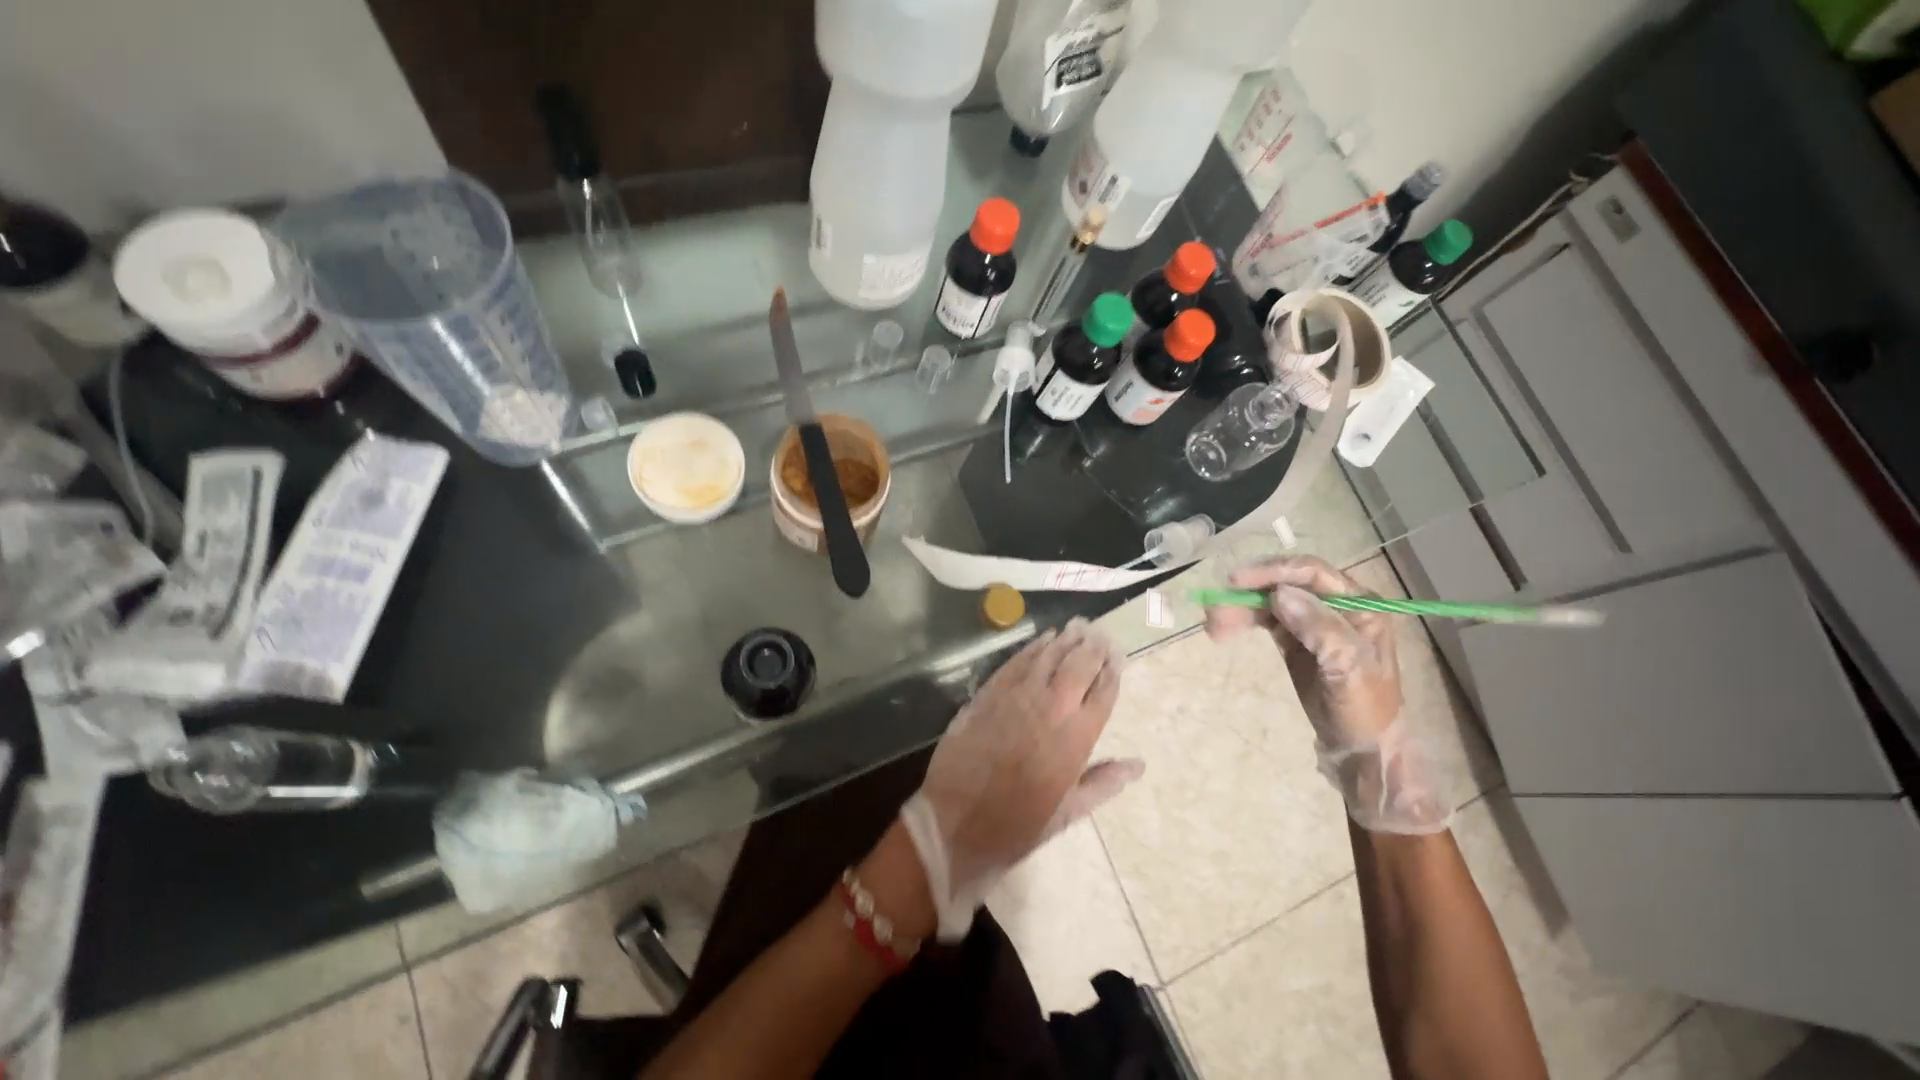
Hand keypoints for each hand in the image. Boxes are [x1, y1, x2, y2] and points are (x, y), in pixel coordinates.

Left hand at [899, 618, 1142, 939]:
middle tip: (1099, 632)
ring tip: (1077, 627)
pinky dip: (1031, 650)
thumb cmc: (1017, 826)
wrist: (956, 824)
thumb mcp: (1068, 813)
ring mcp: (1017, 697)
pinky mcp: (988, 695)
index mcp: (1076, 738)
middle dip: (1092, 647)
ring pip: (1047, 658)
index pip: (1103, 693)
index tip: (1118, 655)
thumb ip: (1103, 783)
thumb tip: (1138, 765)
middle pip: (1078, 666)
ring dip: (1064, 641)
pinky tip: (1040, 642)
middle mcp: (1051, 709)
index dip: (1112, 671)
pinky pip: (1015, 664)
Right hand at [1205, 556, 1450, 834]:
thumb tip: (1280, 594)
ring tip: (1212, 626)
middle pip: (1287, 584)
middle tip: (1215, 609)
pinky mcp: (1295, 640)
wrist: (1362, 750)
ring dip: (1240, 608)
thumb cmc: (1366, 710)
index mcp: (1360, 605)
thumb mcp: (1348, 669)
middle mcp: (1336, 607)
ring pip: (1271, 602)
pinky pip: (1266, 620)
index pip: (1313, 573)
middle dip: (1250, 592)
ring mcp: (1313, 623)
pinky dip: (1244, 621)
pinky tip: (1223, 630)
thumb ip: (1319, 629)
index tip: (1237, 580)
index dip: (1275, 571)